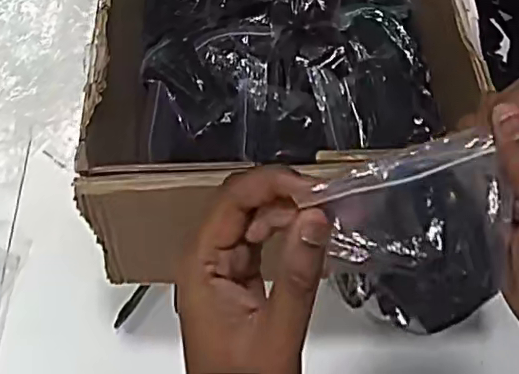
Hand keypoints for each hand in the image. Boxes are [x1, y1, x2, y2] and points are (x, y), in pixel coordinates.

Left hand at [175, 166, 331, 373]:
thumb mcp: (276, 335)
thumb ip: (296, 275)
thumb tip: (314, 219)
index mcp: (199, 261)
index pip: (232, 199)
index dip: (270, 183)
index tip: (308, 185)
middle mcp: (204, 256)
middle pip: (239, 202)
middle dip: (279, 192)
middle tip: (320, 194)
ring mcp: (220, 267)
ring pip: (250, 219)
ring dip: (284, 210)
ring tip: (319, 209)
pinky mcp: (237, 281)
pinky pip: (258, 241)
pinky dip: (282, 232)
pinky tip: (305, 233)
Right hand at [483, 76, 518, 373]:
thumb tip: (509, 116)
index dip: (513, 106)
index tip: (491, 134)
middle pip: (516, 104)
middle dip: (489, 121)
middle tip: (480, 157)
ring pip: (496, 124)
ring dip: (477, 140)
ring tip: (476, 173)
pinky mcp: (509, 183)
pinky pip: (484, 150)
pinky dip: (469, 156)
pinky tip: (471, 179)